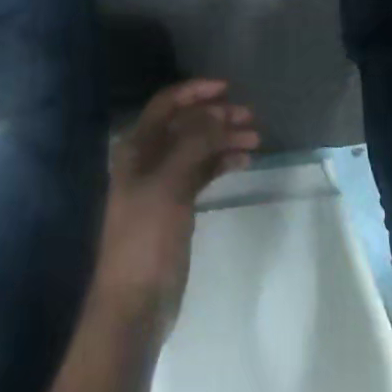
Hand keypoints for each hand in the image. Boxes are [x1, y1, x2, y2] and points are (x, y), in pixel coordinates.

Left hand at [98, 79, 259, 317]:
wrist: (136, 302)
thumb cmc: (146, 236)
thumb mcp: (169, 184)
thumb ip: (194, 142)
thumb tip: (218, 111)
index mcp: (137, 148)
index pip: (166, 105)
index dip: (195, 92)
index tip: (227, 88)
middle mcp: (148, 159)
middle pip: (185, 125)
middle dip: (216, 116)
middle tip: (250, 118)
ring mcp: (163, 183)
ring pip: (197, 148)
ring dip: (223, 139)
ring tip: (255, 139)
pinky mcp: (177, 205)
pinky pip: (202, 172)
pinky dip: (221, 163)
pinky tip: (243, 161)